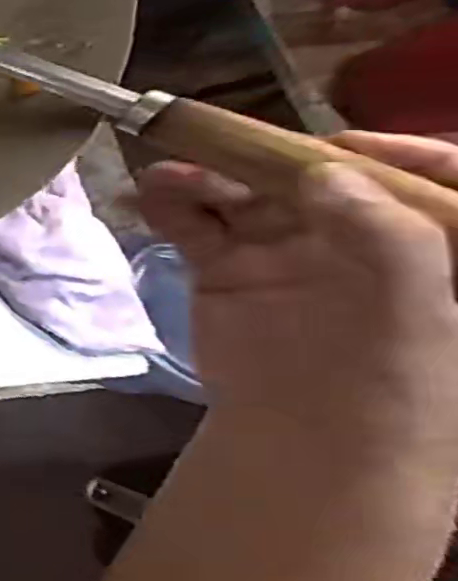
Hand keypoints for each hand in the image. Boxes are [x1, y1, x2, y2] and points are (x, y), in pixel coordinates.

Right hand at [136, 133, 457, 454]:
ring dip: (203, 178)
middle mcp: (358, 239)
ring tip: (165, 177)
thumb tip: (323, 171)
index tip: (340, 143)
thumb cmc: (388, 381)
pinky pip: (196, 223)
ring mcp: (287, 251)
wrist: (302, 437)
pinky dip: (170, 205)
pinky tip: (150, 198)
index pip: (428, 179)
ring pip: (244, 195)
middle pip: (314, 179)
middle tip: (216, 149)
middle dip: (264, 160)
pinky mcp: (227, 265)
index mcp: (430, 246)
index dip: (394, 152)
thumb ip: (384, 237)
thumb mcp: (411, 312)